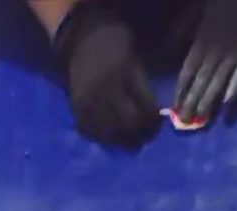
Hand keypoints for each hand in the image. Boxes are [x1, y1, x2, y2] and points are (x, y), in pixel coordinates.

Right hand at [54, 0, 159, 147]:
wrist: (81, 42)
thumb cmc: (114, 46)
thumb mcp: (134, 59)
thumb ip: (142, 86)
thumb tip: (152, 114)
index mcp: (123, 75)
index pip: (144, 107)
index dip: (153, 120)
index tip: (157, 124)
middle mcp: (106, 92)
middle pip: (128, 124)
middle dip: (140, 134)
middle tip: (147, 137)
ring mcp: (90, 105)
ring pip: (111, 134)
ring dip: (124, 141)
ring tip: (132, 142)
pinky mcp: (78, 113)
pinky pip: (95, 134)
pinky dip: (106, 139)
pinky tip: (114, 137)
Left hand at [173, 0, 236, 122]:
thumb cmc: (222, 2)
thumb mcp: (196, 14)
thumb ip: (182, 33)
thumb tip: (166, 52)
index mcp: (200, 43)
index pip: (186, 73)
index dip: (180, 91)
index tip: (174, 107)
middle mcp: (214, 52)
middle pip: (200, 83)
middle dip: (191, 103)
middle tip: (185, 121)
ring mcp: (234, 53)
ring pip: (218, 83)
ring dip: (208, 102)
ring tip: (202, 118)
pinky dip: (234, 90)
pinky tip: (227, 104)